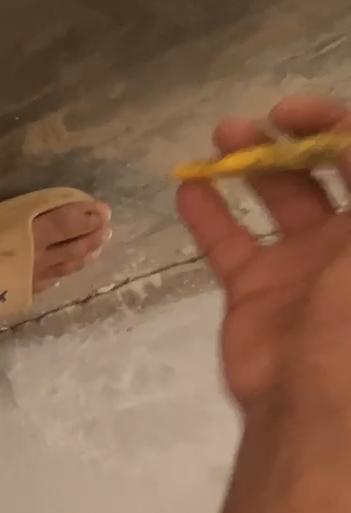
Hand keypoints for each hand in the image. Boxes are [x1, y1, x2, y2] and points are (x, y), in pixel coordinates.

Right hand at [179, 95, 350, 413]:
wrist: (319, 391)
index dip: (341, 122)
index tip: (298, 109)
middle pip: (332, 167)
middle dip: (298, 136)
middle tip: (257, 121)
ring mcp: (307, 258)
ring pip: (280, 197)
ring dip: (252, 166)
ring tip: (220, 140)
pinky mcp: (256, 285)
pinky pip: (229, 242)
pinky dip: (207, 215)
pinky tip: (188, 189)